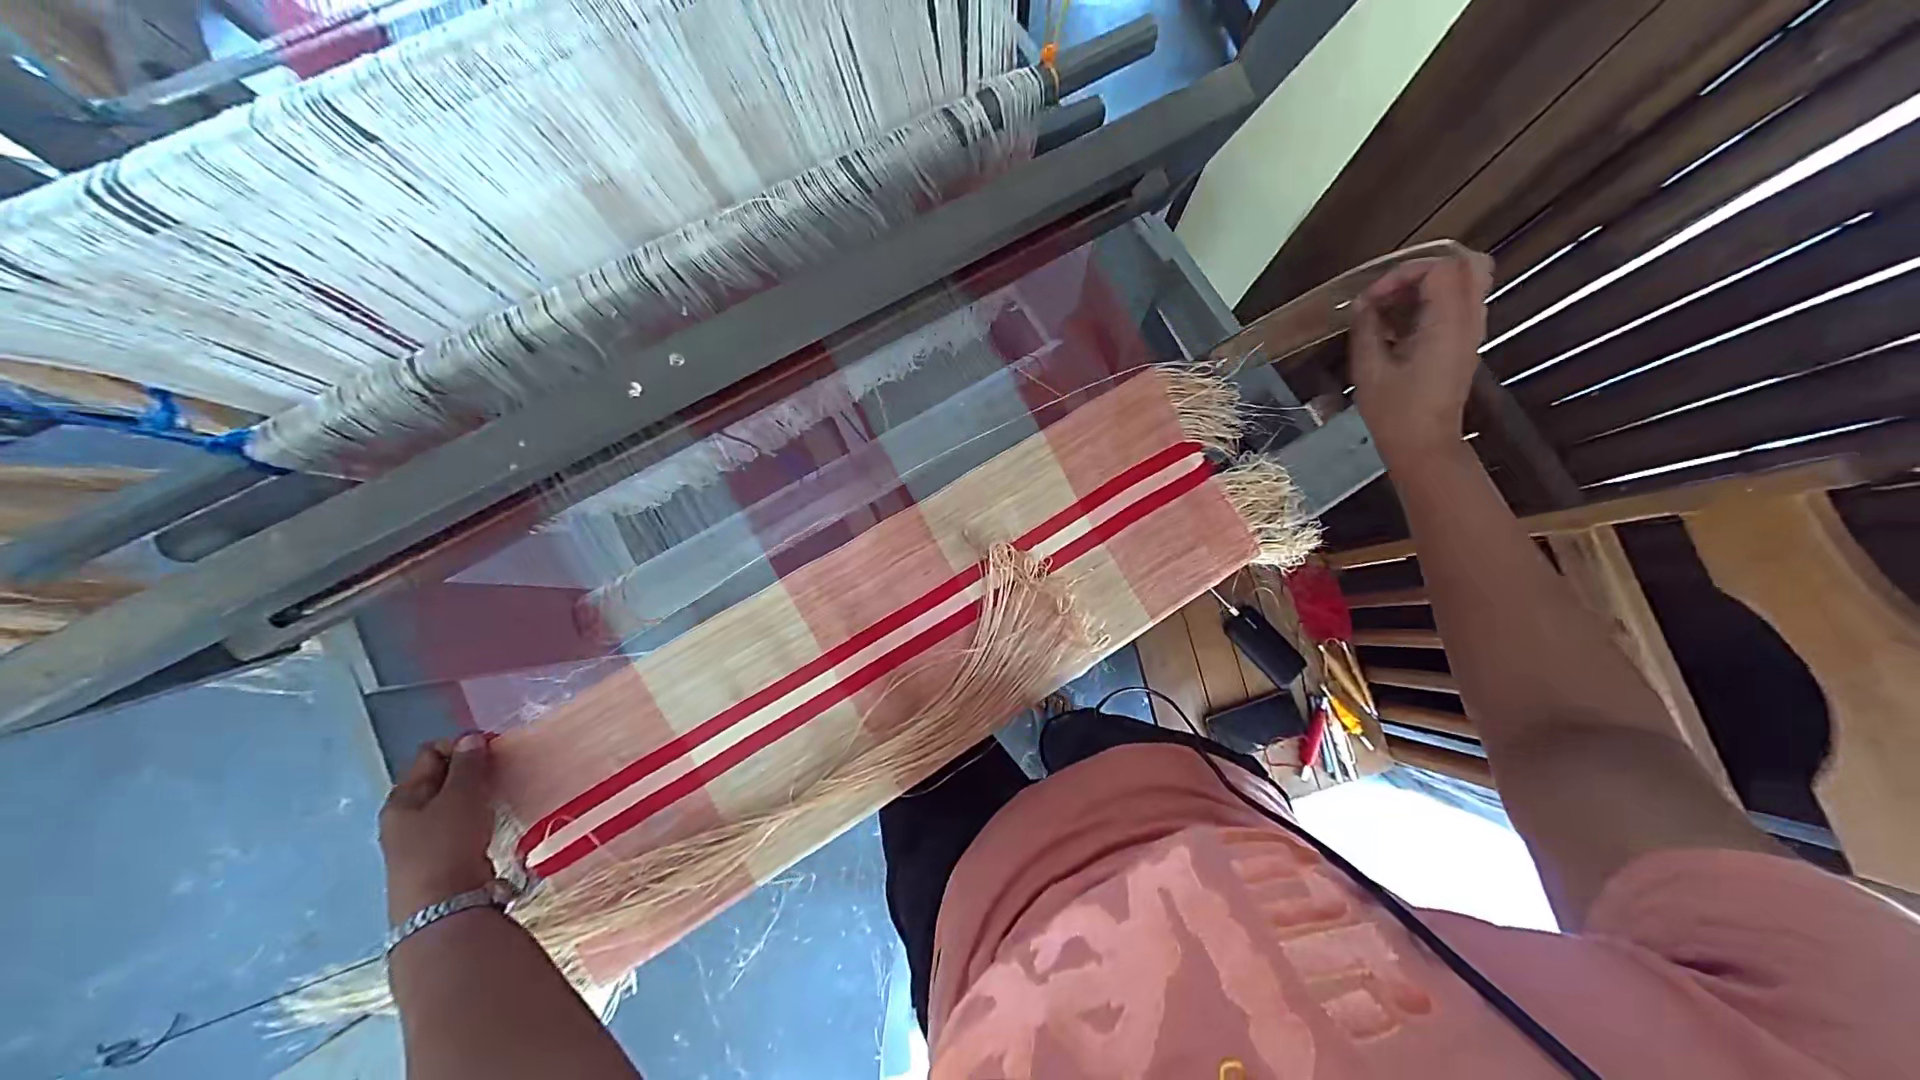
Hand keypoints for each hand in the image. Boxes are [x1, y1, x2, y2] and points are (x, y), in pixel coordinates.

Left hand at [380, 734, 497, 922]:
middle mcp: (405, 815)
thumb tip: (471, 737)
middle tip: (500, 769)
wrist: (442, 909)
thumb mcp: (460, 797)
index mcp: (402, 797)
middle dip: (470, 768)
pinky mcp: (439, 856)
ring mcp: (420, 838)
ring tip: (500, 791)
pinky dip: (477, 813)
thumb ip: (468, 765)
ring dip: (475, 791)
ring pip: (451, 800)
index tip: (492, 749)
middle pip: (440, 777)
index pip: (429, 753)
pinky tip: (492, 818)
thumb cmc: (446, 845)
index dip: (460, 745)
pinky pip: (459, 821)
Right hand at [1350, 250, 1494, 456]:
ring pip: (1466, 281)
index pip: (1440, 267)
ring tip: (1391, 307)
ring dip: (1427, 285)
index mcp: (1448, 324)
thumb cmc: (1395, 412)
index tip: (1372, 298)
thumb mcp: (1368, 369)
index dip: (1403, 273)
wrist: (1423, 445)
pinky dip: (1431, 302)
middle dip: (1425, 267)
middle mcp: (1469, 320)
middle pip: (1468, 264)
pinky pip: (1457, 304)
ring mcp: (1470, 331)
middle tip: (1391, 289)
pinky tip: (1399, 325)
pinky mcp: (1463, 344)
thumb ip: (1366, 329)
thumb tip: (1362, 305)